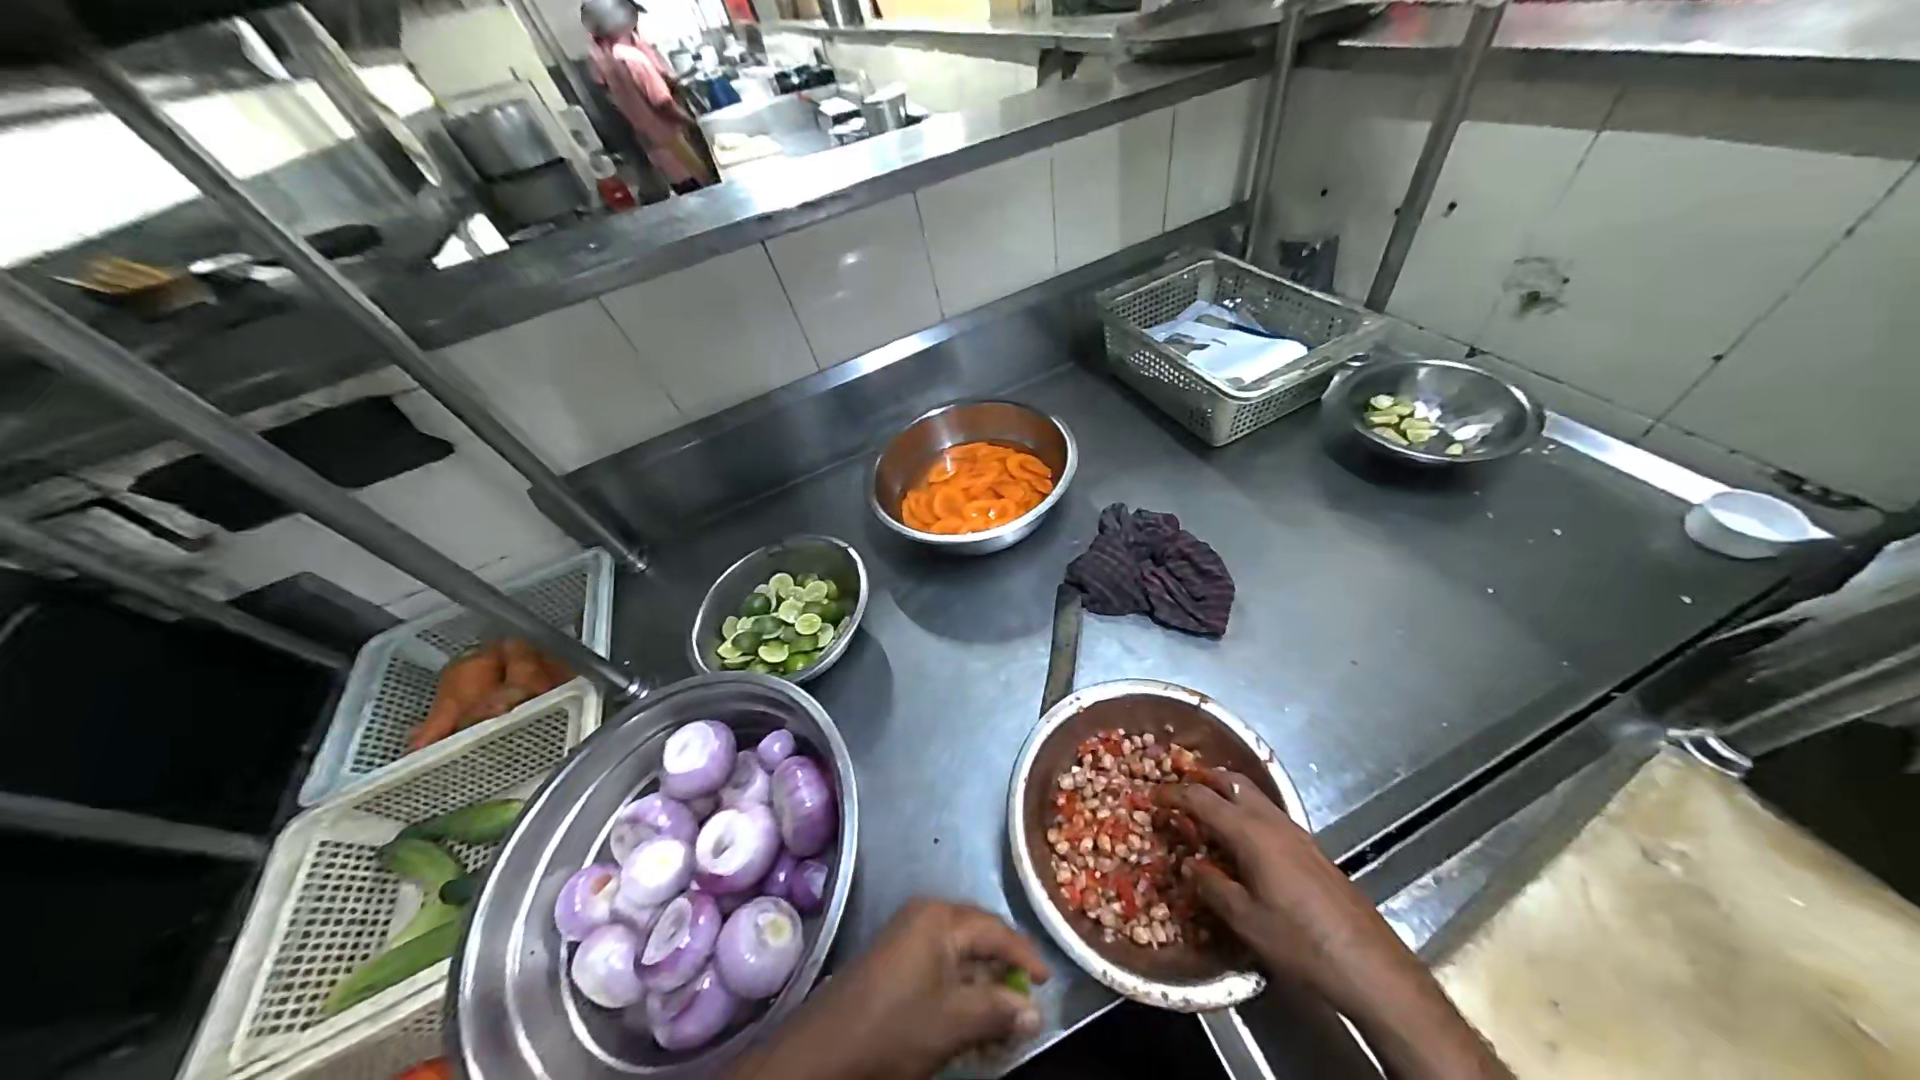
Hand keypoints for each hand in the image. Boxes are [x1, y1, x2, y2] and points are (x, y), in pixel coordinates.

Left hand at [727, 899, 1049, 1079]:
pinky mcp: (896, 955)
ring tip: (1002, 1012)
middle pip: (978, 935)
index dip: (1025, 955)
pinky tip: (970, 1013)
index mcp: (940, 917)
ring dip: (983, 981)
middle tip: (1026, 996)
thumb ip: (999, 1011)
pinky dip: (960, 986)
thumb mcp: (954, 1022)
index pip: (996, 930)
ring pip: (960, 951)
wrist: (824, 1051)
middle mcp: (925, 914)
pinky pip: (941, 962)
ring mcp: (907, 933)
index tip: (1048, 982)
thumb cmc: (895, 1027)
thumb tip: (1035, 1011)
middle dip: (1004, 967)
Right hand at [1163, 771, 1512, 1079]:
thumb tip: (1191, 865)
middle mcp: (1272, 821)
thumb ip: (1211, 885)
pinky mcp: (1310, 848)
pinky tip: (1241, 840)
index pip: (1201, 798)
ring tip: (1205, 810)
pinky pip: (1268, 813)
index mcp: (1250, 832)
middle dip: (1202, 779)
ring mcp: (1295, 832)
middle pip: (1231, 781)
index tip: (1152, 796)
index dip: (1173, 794)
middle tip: (1179, 790)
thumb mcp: (1244, 919)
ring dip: (1224, 792)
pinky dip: (1244, 811)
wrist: (1369, 963)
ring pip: (1252, 794)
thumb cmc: (1300, 941)